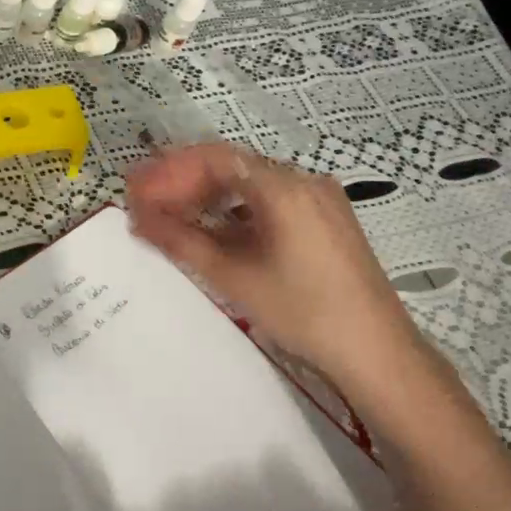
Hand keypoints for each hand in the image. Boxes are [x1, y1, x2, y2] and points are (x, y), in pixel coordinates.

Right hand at [124, 143, 421, 389]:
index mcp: (284, 188)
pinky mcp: (325, 222)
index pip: (213, 158)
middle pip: (230, 167)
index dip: (167, 170)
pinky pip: (269, 202)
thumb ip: (180, 240)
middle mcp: (304, 182)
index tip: (134, 187)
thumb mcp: (232, 276)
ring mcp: (319, 201)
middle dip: (182, 182)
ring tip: (170, 218)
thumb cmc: (302, 311)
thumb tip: (136, 219)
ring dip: (206, 197)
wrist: (376, 353)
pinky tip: (211, 232)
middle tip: (143, 203)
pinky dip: (233, 211)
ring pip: (249, 185)